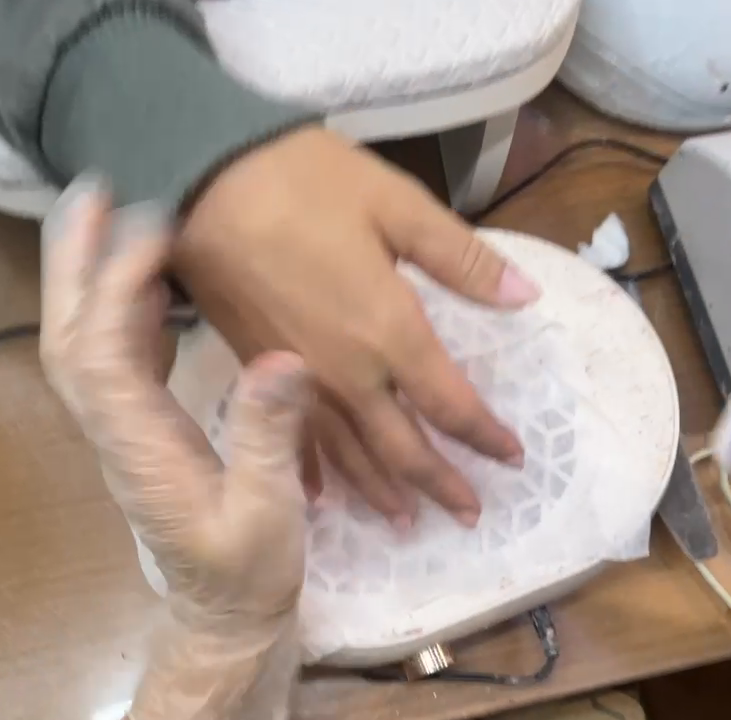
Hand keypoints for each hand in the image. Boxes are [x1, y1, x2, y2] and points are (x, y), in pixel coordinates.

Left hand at [40, 180, 313, 719]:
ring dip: (88, 282)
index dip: (116, 285)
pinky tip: (149, 289)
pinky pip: (113, 366)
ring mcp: (123, 435)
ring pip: (82, 347)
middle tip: (89, 193)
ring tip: (110, 219)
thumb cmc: (246, 576)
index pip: (104, 353)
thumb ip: (268, 442)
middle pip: (68, 339)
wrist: (223, 618)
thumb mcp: (268, 515)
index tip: (151, 226)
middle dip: (71, 265)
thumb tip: (282, 359)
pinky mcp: (141, 436)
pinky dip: (121, 316)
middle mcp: (116, 434)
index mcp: (140, 450)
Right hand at [174, 127, 538, 528]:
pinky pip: (293, 442)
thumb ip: (462, 260)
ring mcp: (301, 385)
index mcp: (389, 331)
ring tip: (407, 523)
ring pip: (350, 458)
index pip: (450, 405)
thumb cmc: (303, 185)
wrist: (203, 187)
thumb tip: (527, 297)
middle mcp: (348, 376)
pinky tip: (318, 501)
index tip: (512, 459)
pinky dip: (311, 476)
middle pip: (403, 450)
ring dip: (384, 494)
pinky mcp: (263, 380)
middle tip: (469, 514)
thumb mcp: (396, 204)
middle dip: (441, 485)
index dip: (484, 437)